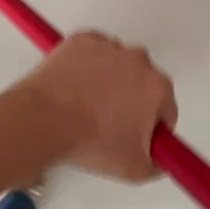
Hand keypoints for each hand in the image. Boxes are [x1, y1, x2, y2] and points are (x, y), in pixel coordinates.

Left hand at [13, 31, 176, 181]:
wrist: (44, 119)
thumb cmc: (90, 140)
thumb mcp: (137, 169)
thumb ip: (159, 162)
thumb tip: (159, 157)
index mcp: (157, 88)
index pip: (165, 109)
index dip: (151, 126)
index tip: (135, 135)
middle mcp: (137, 59)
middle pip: (142, 82)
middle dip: (132, 99)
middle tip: (108, 121)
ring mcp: (107, 46)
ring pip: (117, 64)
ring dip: (109, 78)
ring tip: (87, 103)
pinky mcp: (81, 39)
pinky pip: (93, 51)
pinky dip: (87, 63)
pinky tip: (76, 84)